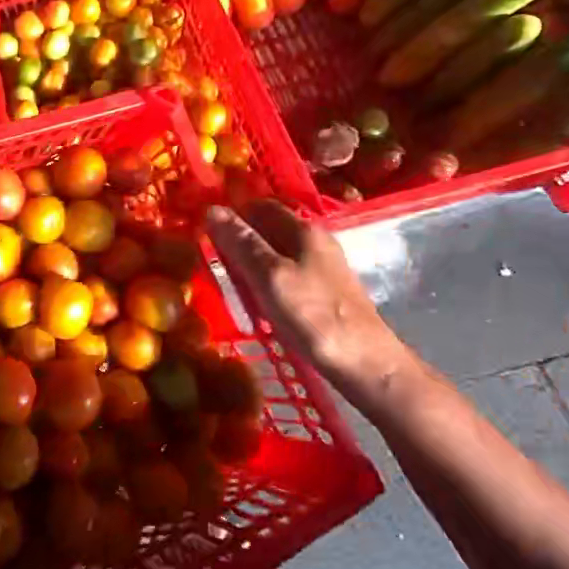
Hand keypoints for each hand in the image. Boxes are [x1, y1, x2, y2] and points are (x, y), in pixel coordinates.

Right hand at [205, 200, 415, 408]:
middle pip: (270, 226)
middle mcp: (316, 239)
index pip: (260, 205)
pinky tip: (255, 294)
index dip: (232, 211)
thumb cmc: (313, 316)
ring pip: (278, 249)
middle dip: (240, 234)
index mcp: (302, 229)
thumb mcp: (269, 277)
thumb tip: (212, 209)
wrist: (365, 363)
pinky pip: (287, 270)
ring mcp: (324, 265)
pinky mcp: (326, 289)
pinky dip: (266, 276)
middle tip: (209, 252)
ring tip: (225, 275)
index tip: (203, 226)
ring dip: (252, 257)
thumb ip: (242, 243)